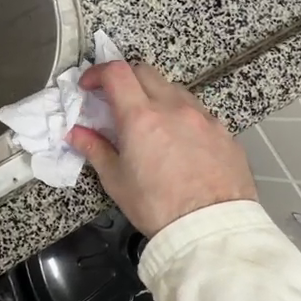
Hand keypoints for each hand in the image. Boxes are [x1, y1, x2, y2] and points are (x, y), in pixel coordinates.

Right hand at [67, 60, 255, 236]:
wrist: (213, 229)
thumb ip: (94, 149)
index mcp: (140, 116)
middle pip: (145, 71)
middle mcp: (174, 108)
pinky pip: (198, 112)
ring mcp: (204, 119)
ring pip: (174, 89)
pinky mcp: (225, 133)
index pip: (116, 72)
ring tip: (148, 120)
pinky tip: (178, 140)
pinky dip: (180, 115)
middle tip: (114, 99)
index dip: (97, 73)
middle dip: (124, 78)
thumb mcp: (115, 179)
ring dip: (154, 95)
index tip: (88, 87)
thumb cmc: (157, 205)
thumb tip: (75, 133)